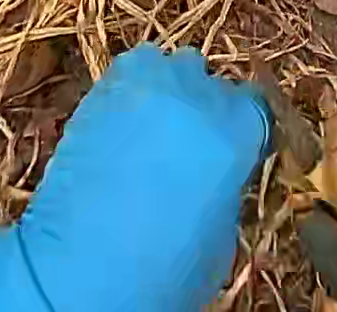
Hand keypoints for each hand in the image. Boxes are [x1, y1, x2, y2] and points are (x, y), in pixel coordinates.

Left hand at [0, 44, 269, 310]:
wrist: (80, 271)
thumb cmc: (162, 271)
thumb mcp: (221, 238)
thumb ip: (228, 185)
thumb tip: (218, 170)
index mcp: (239, 127)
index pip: (256, 103)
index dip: (243, 124)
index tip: (231, 144)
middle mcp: (203, 91)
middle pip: (214, 83)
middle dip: (206, 107)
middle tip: (187, 143)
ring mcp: (158, 78)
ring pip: (176, 65)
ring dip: (172, 90)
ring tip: (153, 126)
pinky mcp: (115, 78)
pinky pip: (137, 65)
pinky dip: (135, 84)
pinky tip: (124, 117)